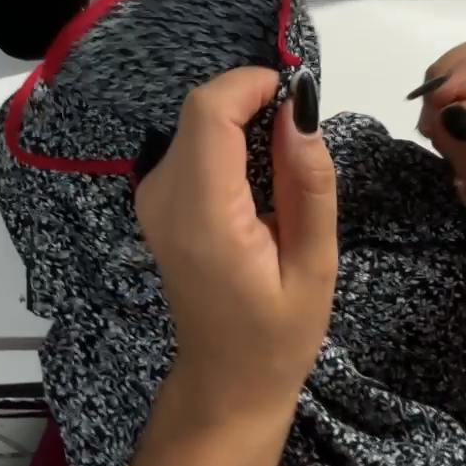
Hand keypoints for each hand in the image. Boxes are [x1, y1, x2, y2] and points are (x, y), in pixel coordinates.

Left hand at [136, 67, 337, 416]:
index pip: (208, 113)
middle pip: (198, 110)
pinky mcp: (153, 198)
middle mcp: (163, 197)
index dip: (251, 85)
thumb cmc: (278, 334)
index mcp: (203, 216)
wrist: (223, 379)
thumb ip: (308, 183)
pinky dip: (225, 138)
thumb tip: (300, 110)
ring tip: (282, 163)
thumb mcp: (315, 264)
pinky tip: (255, 176)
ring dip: (240, 119)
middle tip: (299, 133)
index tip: (297, 97)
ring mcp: (150, 197)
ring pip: (194, 120)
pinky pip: (189, 142)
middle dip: (251, 100)